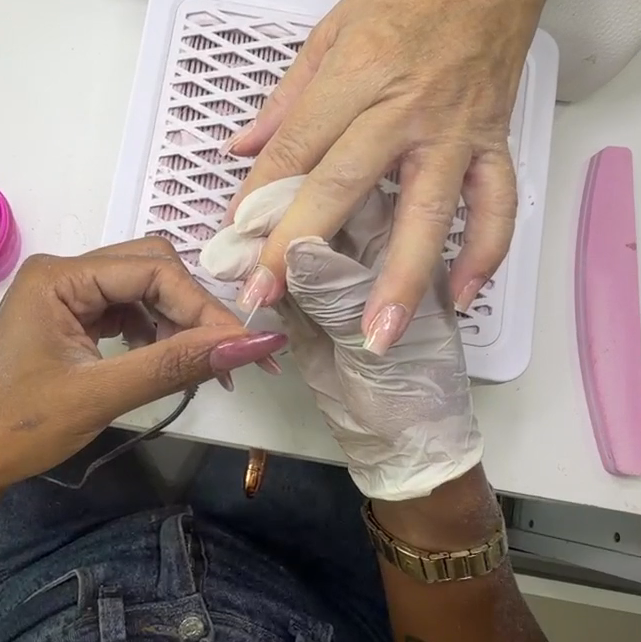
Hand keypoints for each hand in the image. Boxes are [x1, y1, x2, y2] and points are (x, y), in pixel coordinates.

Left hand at [0, 237, 284, 496]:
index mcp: (59, 275)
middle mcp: (62, 273)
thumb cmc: (17, 429)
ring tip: (205, 368)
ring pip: (139, 292)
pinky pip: (123, 313)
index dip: (203, 308)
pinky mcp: (66, 321)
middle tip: (230, 358)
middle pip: (149, 271)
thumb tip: (255, 345)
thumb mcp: (100, 395)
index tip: (244, 349)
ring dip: (176, 325)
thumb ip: (176, 364)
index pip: (152, 270)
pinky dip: (152, 335)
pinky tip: (167, 363)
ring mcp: (63, 297)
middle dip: (193, 312)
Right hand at [205, 177, 480, 500]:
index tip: (266, 200)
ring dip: (260, 246)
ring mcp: (332, 282)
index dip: (309, 195)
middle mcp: (365, 256)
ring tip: (228, 248)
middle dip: (274, 217)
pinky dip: (255, 278)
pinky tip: (234, 273)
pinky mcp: (307, 310)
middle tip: (236, 226)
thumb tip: (298, 245)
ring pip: (291, 247)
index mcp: (400, 248)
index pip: (353, 200)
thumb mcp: (382, 341)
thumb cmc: (412, 393)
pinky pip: (277, 282)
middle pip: (314, 215)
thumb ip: (340, 292)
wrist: (401, 446)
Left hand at [225, 0, 575, 355]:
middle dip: (303, 248)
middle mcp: (403, 107)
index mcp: (355, 74)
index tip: (233, 249)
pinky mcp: (497, 138)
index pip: (294, 149)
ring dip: (404, 280)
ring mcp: (456, 129)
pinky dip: (487, 253)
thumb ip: (285, 101)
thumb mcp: (329, 32)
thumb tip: (240, 152)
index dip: (258, 201)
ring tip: (379, 337)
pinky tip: (462, 297)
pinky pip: (497, 204)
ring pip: (430, 212)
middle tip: (271, 301)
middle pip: (345, 185)